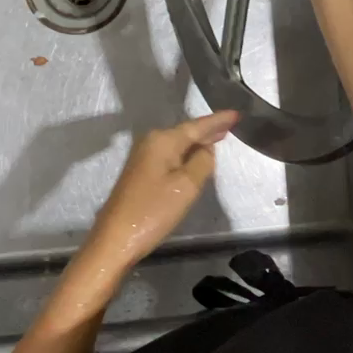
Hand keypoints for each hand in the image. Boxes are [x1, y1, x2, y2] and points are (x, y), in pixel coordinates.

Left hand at [85, 111, 239, 268]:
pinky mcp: (141, 173)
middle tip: (231, 124)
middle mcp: (151, 143)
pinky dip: (186, 154)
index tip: (236, 114)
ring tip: (219, 136)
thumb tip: (206, 149)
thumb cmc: (153, 211)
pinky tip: (196, 156)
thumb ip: (202, 162)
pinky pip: (171, 156)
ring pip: (178, 144)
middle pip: (186, 132)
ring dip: (198, 141)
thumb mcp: (186, 186)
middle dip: (208, 129)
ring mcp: (143, 158)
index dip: (217, 120)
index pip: (196, 126)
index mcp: (162, 141)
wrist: (115, 239)